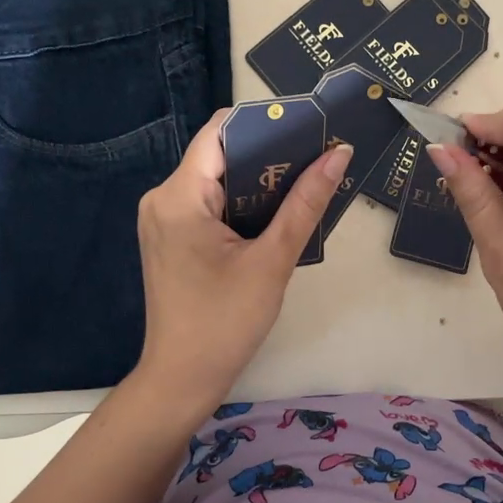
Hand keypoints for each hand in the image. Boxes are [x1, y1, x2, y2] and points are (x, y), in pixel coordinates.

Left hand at [133, 109, 351, 407]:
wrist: (182, 379)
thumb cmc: (225, 323)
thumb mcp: (272, 260)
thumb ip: (305, 203)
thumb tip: (339, 153)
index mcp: (179, 196)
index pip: (220, 133)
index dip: (265, 123)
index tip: (310, 126)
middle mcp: (163, 198)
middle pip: (220, 155)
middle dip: (270, 154)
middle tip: (320, 156)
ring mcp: (163, 220)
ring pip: (217, 181)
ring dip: (259, 181)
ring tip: (308, 180)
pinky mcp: (171, 239)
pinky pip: (210, 205)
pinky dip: (243, 205)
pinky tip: (280, 211)